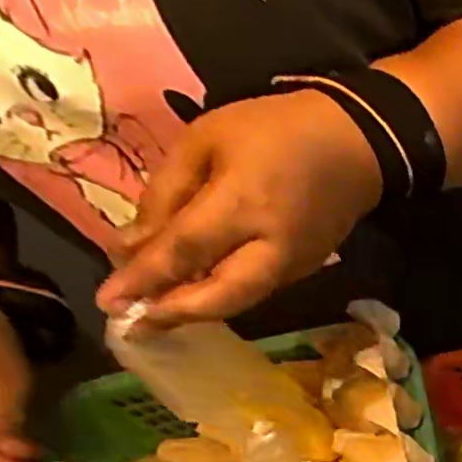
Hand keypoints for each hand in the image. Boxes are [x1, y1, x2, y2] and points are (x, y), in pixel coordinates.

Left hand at [96, 90, 381, 326]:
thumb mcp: (203, 144)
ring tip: (161, 313)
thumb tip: (135, 245)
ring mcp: (297, 262)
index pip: (185, 251)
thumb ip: (168, 195)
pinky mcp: (308, 267)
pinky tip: (201, 291)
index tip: (107, 302)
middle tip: (138, 329)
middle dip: (180, 313)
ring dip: (202, 308)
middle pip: (227, 294)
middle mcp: (273, 246)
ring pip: (244, 297)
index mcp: (243, 206)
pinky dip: (227, 294)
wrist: (353, 150)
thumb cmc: (272, 132)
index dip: (144, 278)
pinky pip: (260, 286)